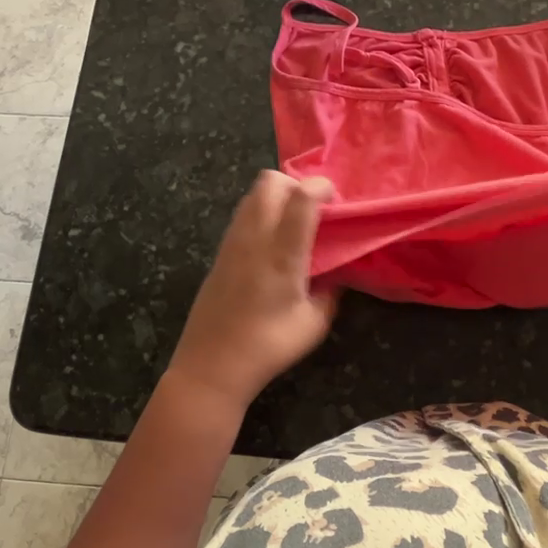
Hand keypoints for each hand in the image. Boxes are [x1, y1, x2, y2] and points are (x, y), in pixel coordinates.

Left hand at [166, 171, 337, 409]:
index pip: (301, 198)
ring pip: (252, 194)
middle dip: (296, 184)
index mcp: (282, 253)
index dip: (320, 187)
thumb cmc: (268, 346)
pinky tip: (271, 244)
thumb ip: (330, 293)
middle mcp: (255, 237)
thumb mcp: (313, 325)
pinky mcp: (219, 252)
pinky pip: (242, 215)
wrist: (212, 365)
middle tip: (312, 210)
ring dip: (276, 197)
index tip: (335, 200)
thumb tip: (335, 276)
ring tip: (292, 225)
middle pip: (270, 182)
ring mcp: (232, 242)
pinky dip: (260, 213)